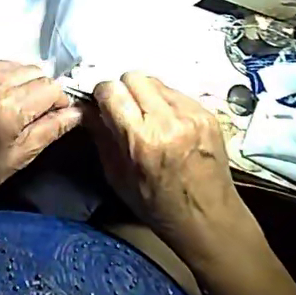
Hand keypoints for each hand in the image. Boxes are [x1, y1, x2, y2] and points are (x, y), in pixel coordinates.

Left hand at [0, 59, 83, 215]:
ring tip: (9, 103)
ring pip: (15, 64)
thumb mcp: (20, 156)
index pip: (50, 87)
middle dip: (38, 90)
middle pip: (34, 71)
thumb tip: (78, 111)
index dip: (57, 102)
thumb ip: (51, 128)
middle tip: (28, 112)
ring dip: (19, 81)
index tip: (52, 115)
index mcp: (7, 107)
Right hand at [91, 72, 258, 265]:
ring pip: (155, 81)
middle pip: (133, 77)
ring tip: (148, 117)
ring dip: (145, 94)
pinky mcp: (207, 114)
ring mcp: (191, 114)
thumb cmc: (156, 204)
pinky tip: (168, 124)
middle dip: (124, 90)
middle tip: (125, 110)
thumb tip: (87, 107)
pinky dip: (166, 103)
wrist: (208, 217)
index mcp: (142, 139)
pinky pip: (176, 93)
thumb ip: (101, 136)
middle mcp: (168, 121)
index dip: (103, 95)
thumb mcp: (117, 176)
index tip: (103, 105)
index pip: (112, 90)